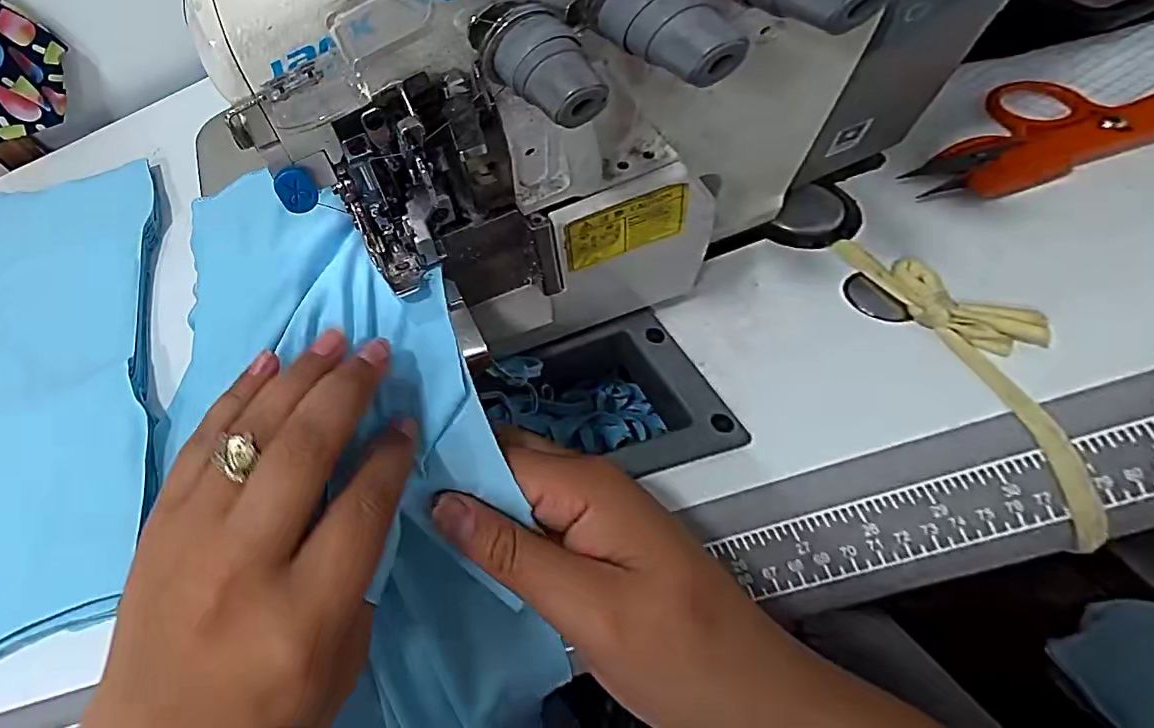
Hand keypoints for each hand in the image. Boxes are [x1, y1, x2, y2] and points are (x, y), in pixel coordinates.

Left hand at [83, 331, 415, 727]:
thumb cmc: (260, 716)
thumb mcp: (335, 669)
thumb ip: (356, 579)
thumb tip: (365, 487)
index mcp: (300, 617)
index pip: (360, 508)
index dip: (390, 454)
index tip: (406, 420)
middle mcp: (244, 560)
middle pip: (306, 450)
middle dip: (348, 390)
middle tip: (375, 352)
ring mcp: (193, 529)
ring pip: (253, 429)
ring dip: (298, 375)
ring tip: (330, 339)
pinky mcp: (161, 513)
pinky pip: (204, 436)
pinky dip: (238, 392)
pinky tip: (267, 362)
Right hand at [432, 429, 939, 727]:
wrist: (761, 706)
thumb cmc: (683, 657)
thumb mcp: (588, 609)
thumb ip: (510, 551)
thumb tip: (441, 501)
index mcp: (584, 483)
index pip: (493, 452)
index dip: (444, 464)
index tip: (393, 477)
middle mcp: (585, 480)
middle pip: (500, 459)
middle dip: (452, 477)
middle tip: (396, 500)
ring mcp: (589, 507)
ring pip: (510, 486)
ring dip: (472, 504)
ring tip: (417, 521)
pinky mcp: (590, 534)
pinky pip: (528, 514)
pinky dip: (496, 526)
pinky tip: (467, 546)